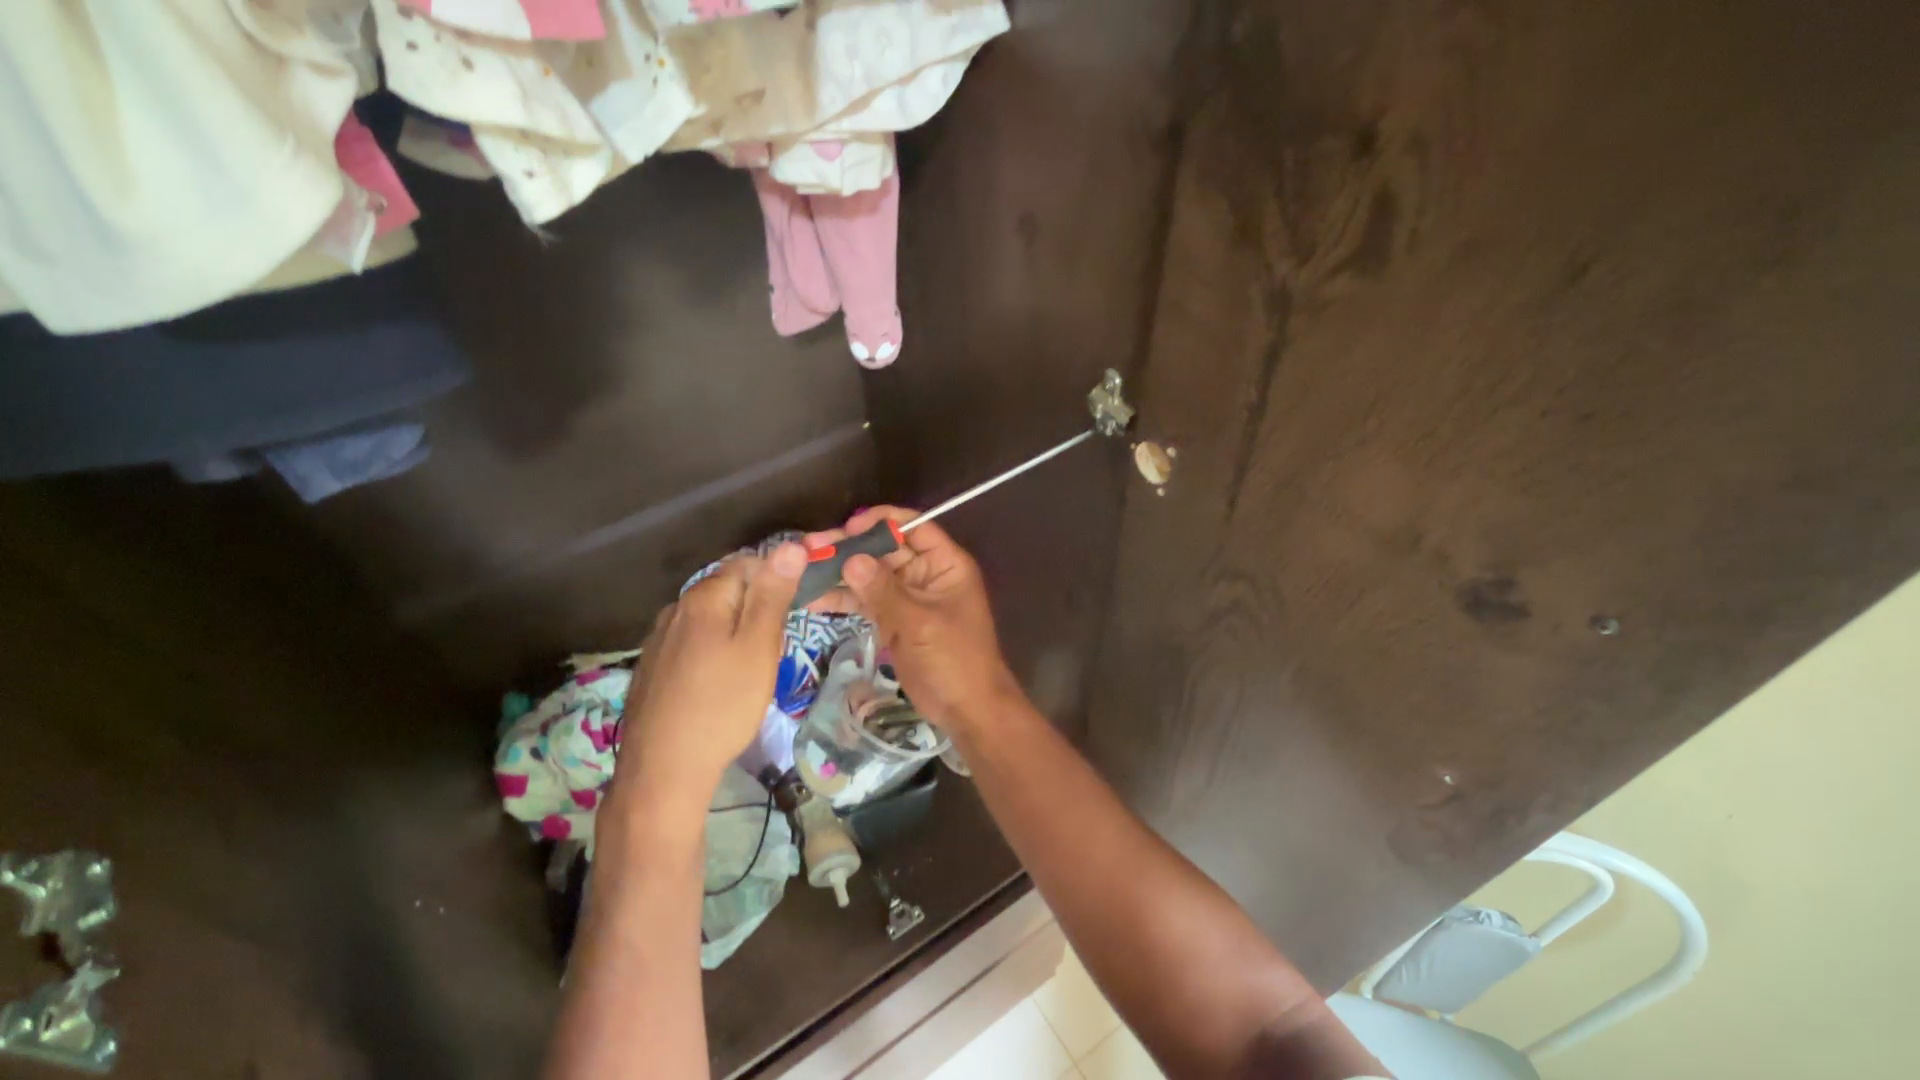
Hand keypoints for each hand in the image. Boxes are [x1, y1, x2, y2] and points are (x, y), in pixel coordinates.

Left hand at [615, 544, 804, 806]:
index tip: (790, 619)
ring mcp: (658, 639)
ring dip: (733, 634)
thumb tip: (791, 545)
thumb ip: (773, 595)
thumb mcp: (759, 649)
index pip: (748, 564)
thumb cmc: (722, 706)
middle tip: (773, 653)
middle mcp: (675, 608)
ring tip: (749, 673)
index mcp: (703, 597)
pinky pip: (690, 644)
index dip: (776, 583)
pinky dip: (711, 654)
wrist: (663, 769)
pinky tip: (718, 687)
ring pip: (709, 620)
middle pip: (727, 592)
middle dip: (755, 610)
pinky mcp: (651, 668)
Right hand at [805, 507, 1020, 734]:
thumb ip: (883, 590)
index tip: (848, 528)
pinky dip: (842, 599)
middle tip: (810, 547)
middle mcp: (926, 574)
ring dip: (839, 573)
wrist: (966, 708)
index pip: (913, 528)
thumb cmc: (954, 659)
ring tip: (802, 570)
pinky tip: (812, 597)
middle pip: (885, 550)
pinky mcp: (893, 620)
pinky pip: (866, 601)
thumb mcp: (919, 622)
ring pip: (870, 575)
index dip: (881, 523)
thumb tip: (851, 559)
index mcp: (945, 564)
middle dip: (849, 548)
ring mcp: (908, 597)